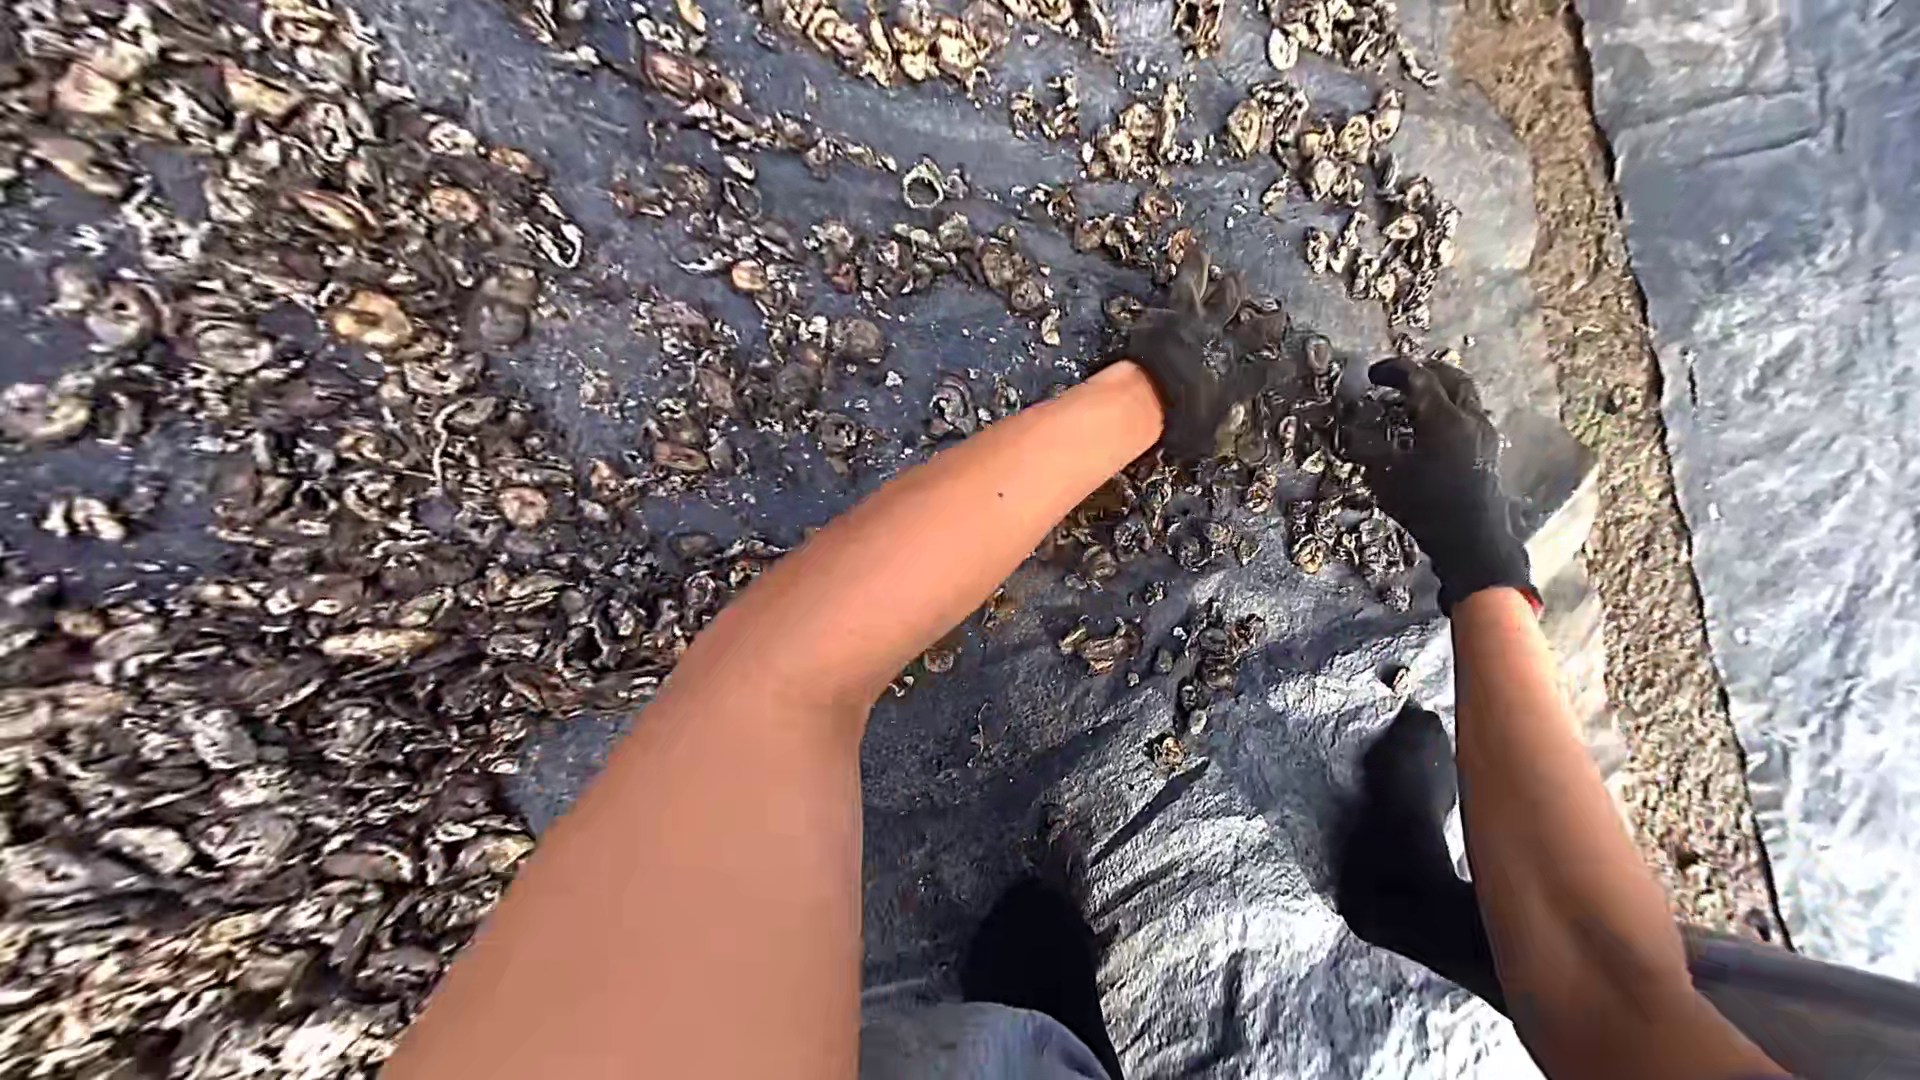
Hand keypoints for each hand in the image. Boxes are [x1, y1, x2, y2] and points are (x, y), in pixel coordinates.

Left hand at [1120, 247, 1283, 460]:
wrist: (1151, 395)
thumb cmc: (1174, 423)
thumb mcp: (1199, 440)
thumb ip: (1211, 438)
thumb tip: (1212, 448)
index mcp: (1234, 384)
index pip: (1265, 375)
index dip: (1279, 369)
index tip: (1291, 364)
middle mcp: (1225, 350)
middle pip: (1253, 333)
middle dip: (1267, 326)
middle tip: (1279, 317)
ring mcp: (1202, 327)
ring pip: (1225, 301)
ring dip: (1232, 292)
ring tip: (1236, 279)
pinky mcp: (1179, 312)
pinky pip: (1187, 283)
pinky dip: (1193, 265)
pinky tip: (1196, 248)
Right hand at [1340, 357, 1534, 613]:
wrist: (1469, 536)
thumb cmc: (1422, 504)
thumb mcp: (1383, 474)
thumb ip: (1365, 444)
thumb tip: (1347, 425)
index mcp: (1442, 420)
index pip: (1419, 379)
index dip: (1394, 370)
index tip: (1372, 373)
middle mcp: (1468, 418)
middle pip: (1451, 378)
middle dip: (1422, 371)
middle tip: (1395, 377)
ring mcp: (1483, 432)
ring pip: (1464, 394)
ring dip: (1437, 388)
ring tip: (1411, 398)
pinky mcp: (1487, 447)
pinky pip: (1468, 412)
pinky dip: (1446, 406)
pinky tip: (1427, 424)